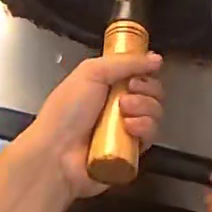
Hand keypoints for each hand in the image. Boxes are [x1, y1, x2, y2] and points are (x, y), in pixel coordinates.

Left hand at [1, 51, 164, 201]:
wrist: (57, 153)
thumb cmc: (65, 113)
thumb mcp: (92, 72)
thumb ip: (125, 61)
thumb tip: (155, 58)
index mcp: (106, 83)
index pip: (139, 72)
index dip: (146, 69)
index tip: (145, 69)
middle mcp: (118, 104)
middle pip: (153, 91)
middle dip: (146, 88)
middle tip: (128, 90)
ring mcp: (126, 127)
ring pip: (155, 111)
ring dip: (143, 107)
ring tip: (123, 111)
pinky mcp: (132, 150)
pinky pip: (152, 135)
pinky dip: (144, 128)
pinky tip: (128, 128)